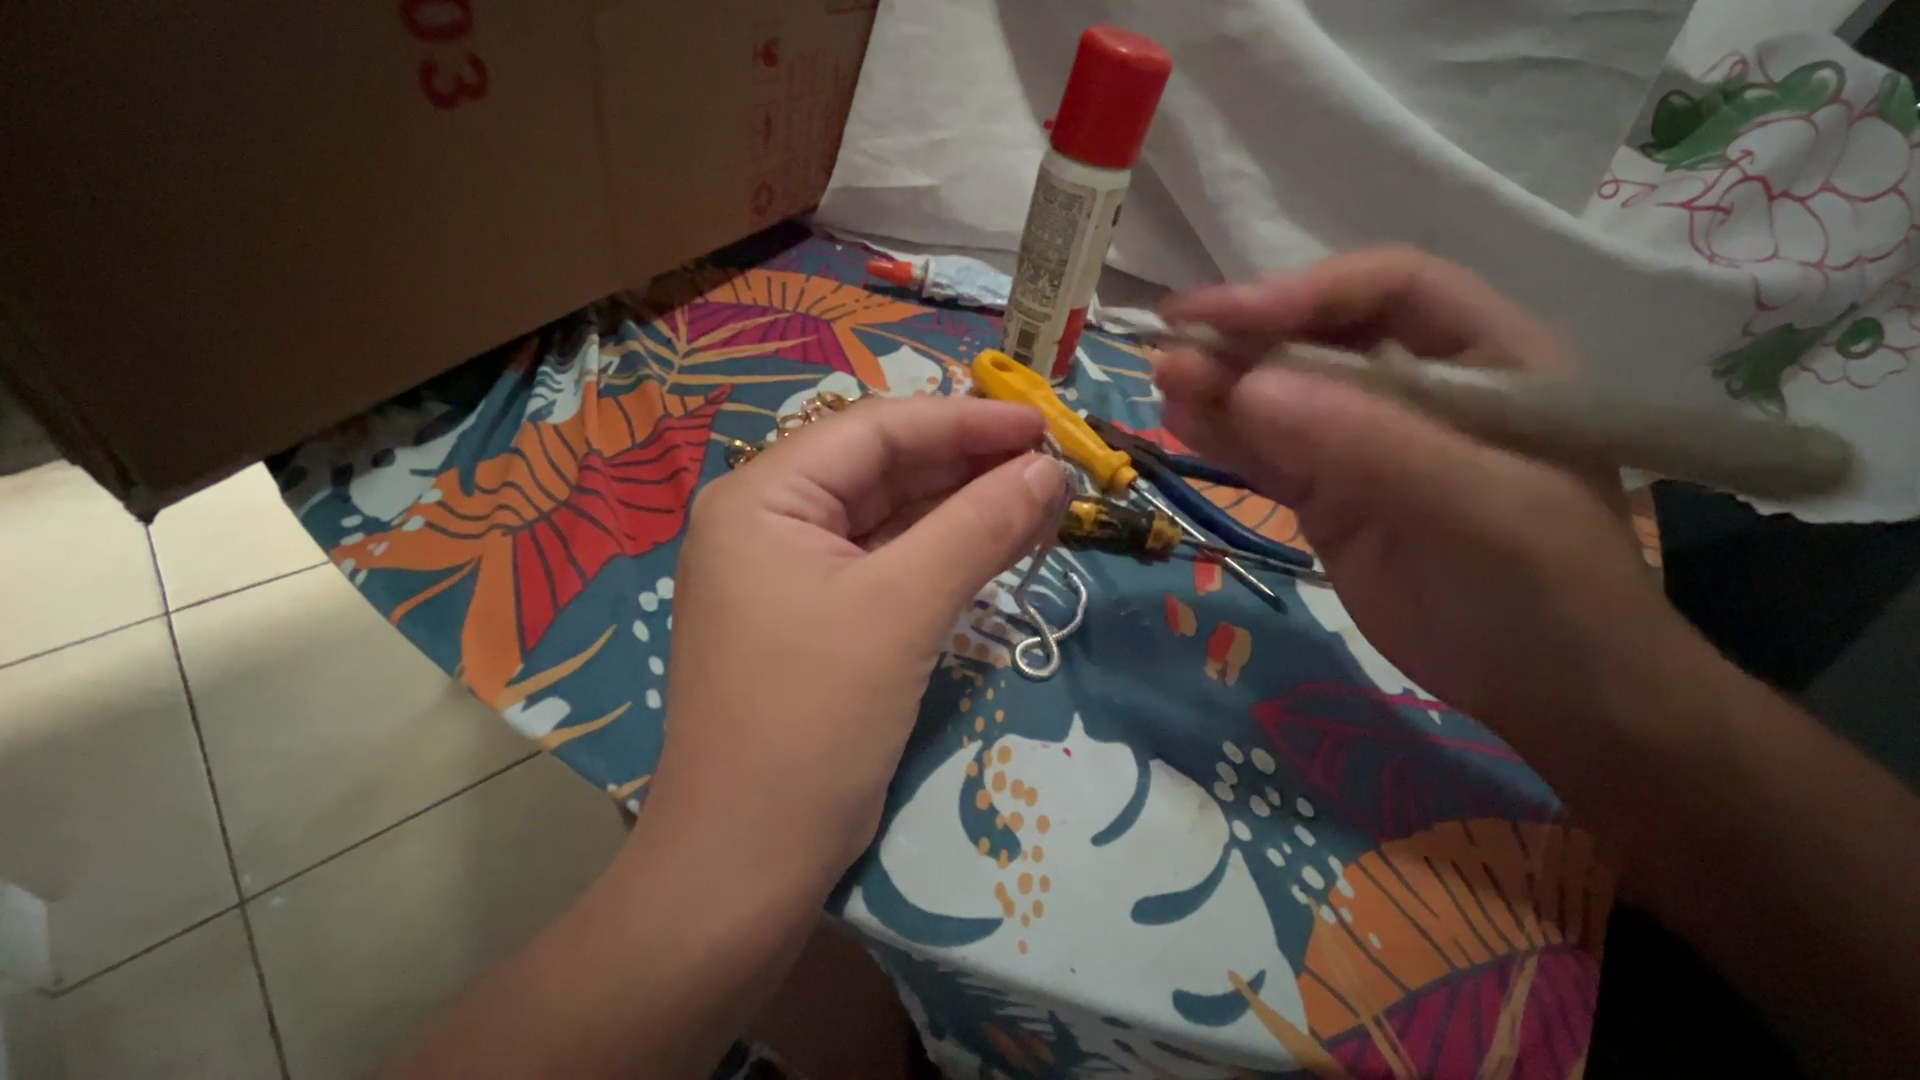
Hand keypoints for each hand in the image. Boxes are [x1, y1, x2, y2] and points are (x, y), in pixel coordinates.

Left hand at [643, 395, 1067, 885]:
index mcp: (762, 498)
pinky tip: (1002, 548)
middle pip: (883, 470)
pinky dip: (944, 557)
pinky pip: (889, 567)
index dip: (964, 420)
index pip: (875, 429)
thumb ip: (977, 528)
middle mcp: (769, 523)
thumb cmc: (812, 719)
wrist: (747, 858)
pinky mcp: (819, 622)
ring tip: (1044, 503)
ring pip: (891, 520)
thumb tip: (1049, 470)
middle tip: (1054, 469)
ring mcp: (792, 576)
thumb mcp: (901, 610)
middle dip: (969, 465)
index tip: (1044, 425)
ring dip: (965, 511)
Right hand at [1154, 248, 1690, 743]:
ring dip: (1221, 386)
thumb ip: (1365, 441)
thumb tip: (1246, 387)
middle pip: (1320, 339)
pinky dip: (1224, 436)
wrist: (1546, 690)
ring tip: (1162, 382)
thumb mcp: (1471, 504)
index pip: (1387, 289)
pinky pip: (1268, 454)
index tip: (1228, 318)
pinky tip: (1181, 420)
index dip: (1305, 292)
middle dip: (1246, 341)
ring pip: (1283, 396)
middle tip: (1169, 347)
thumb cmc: (1540, 585)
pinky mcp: (1329, 494)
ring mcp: (1367, 443)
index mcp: (1484, 354)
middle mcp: (1419, 385)